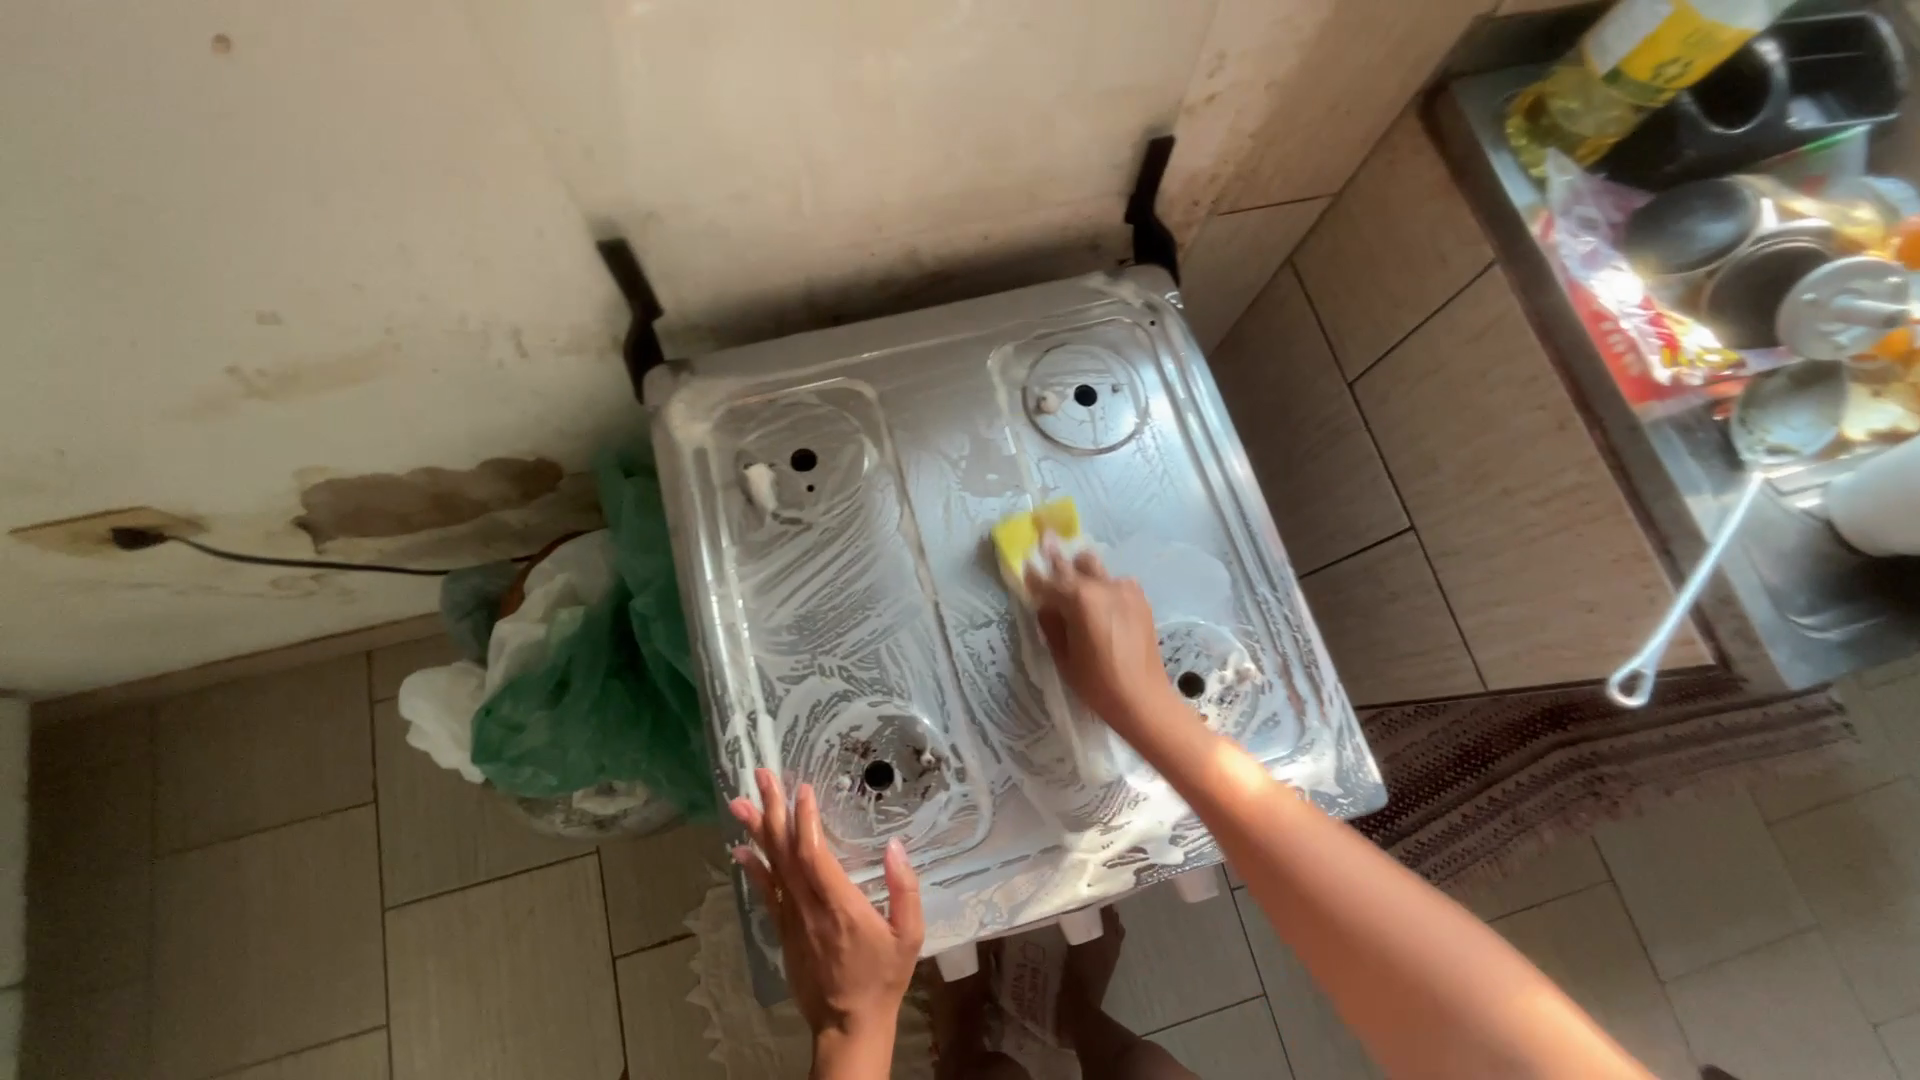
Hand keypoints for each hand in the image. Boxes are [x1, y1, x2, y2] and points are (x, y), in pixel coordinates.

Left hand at [730, 768, 922, 1062]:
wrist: (848, 1025)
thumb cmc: (883, 978)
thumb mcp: (910, 935)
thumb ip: (905, 889)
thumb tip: (895, 846)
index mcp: (841, 905)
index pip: (814, 854)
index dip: (804, 820)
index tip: (802, 789)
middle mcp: (809, 907)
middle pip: (785, 851)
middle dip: (773, 810)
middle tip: (761, 776)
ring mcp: (792, 919)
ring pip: (771, 867)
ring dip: (756, 831)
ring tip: (740, 801)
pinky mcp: (784, 931)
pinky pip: (765, 893)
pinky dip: (753, 868)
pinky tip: (741, 848)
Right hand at [1024, 545, 1181, 736]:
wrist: (1143, 699)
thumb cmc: (1097, 683)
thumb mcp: (1063, 656)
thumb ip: (1051, 624)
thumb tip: (1045, 606)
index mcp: (1080, 599)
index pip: (1049, 581)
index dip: (1034, 575)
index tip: (1024, 563)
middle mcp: (1104, 586)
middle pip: (1075, 564)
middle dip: (1058, 558)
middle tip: (1046, 539)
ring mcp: (1126, 590)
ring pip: (1097, 569)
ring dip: (1082, 572)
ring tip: (1074, 581)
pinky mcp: (1140, 600)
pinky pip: (1116, 583)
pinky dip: (1103, 586)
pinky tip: (1100, 603)